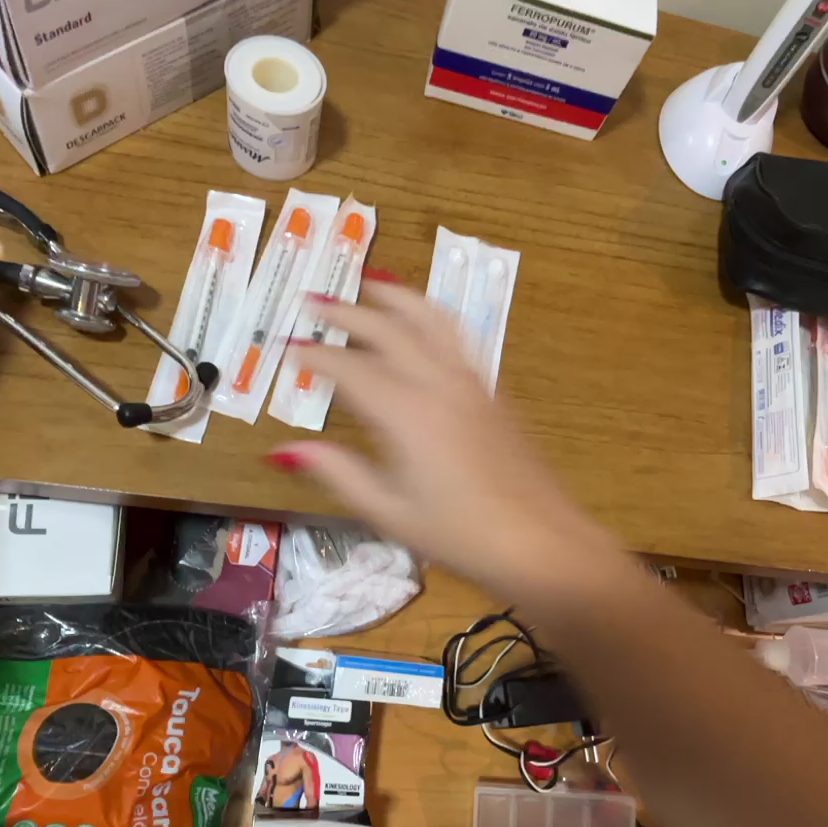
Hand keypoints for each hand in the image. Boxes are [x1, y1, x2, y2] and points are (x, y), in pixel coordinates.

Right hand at [268, 281, 627, 600]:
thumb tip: (286, 450)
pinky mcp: (494, 391)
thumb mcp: (389, 512)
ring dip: (397, 297)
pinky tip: (424, 325)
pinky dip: (431, 317)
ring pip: (431, 318)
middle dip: (348, 312)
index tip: (289, 347)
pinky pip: (458, 336)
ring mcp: (472, 382)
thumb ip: (339, 474)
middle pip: (388, 328)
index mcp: (405, 414)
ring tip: (373, 285)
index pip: (349, 369)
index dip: (314, 356)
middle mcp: (438, 384)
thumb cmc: (460, 536)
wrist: (540, 541)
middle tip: (316, 302)